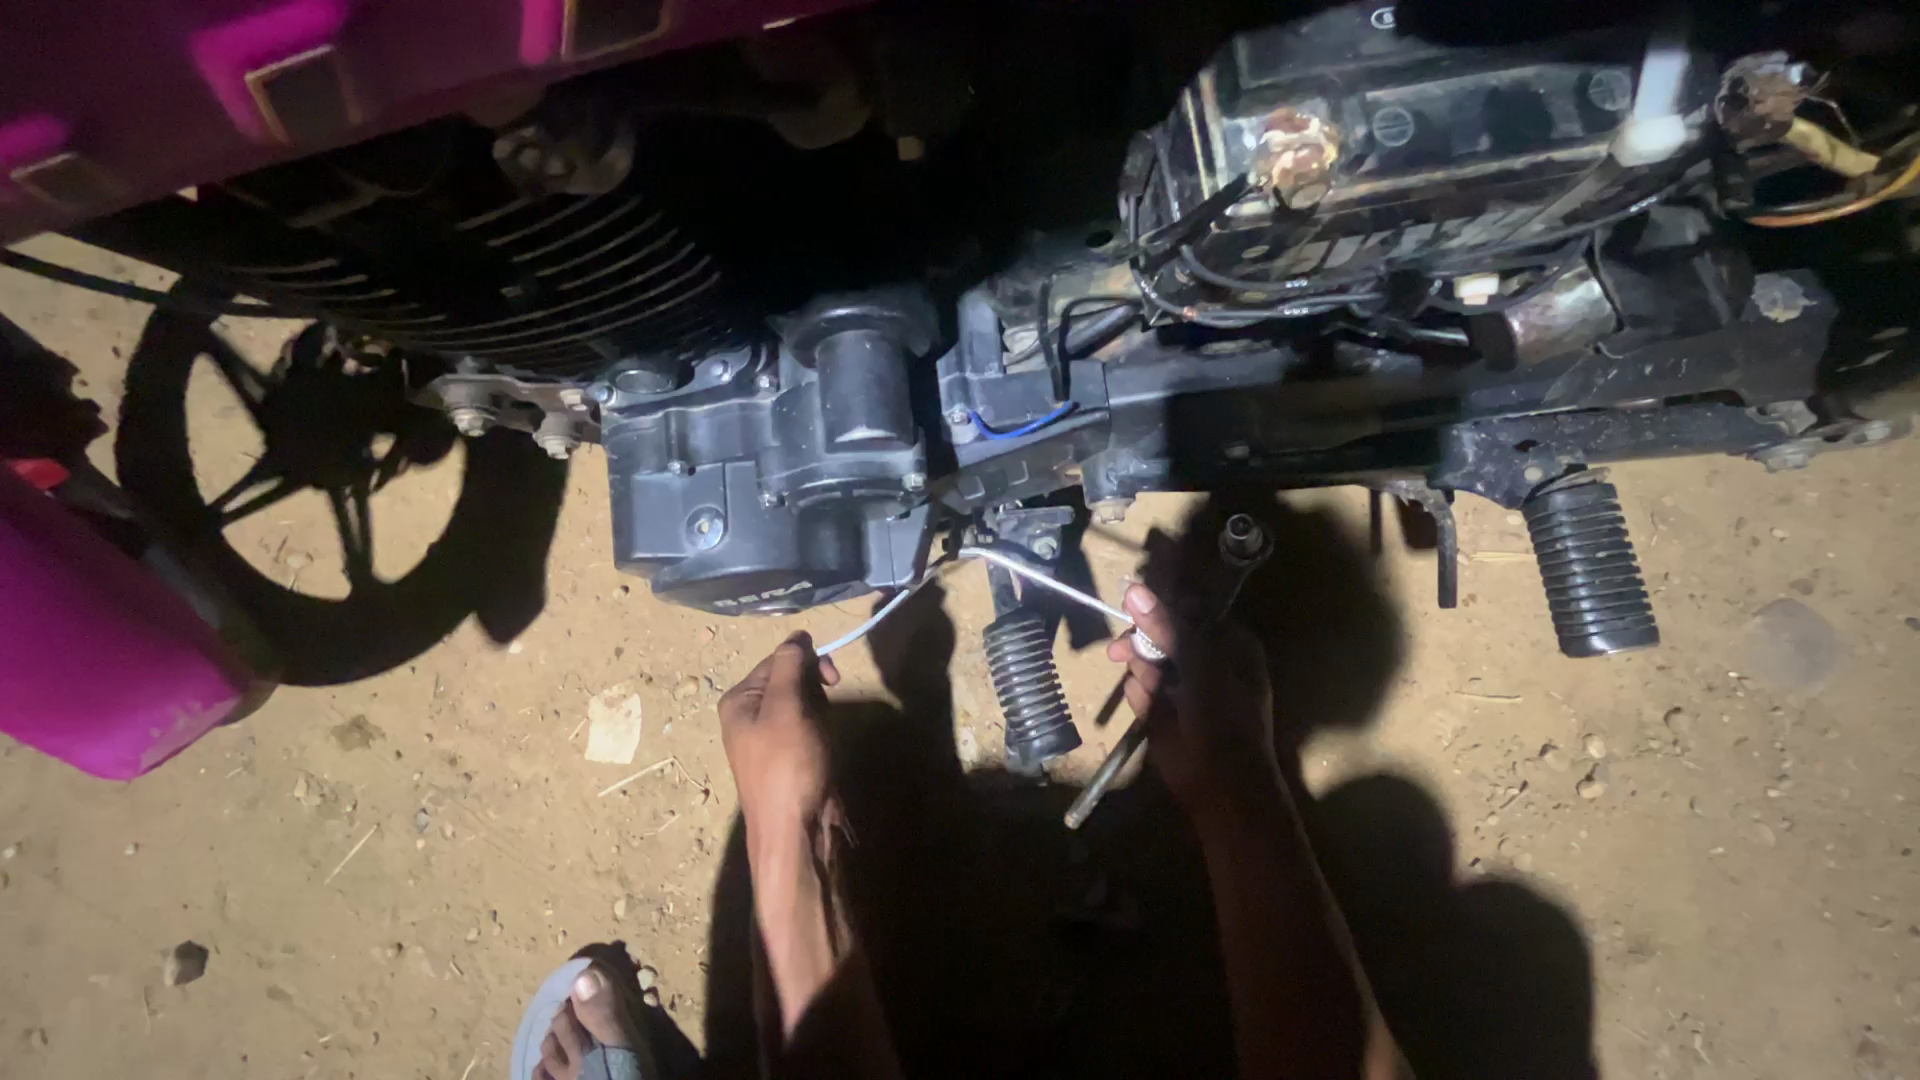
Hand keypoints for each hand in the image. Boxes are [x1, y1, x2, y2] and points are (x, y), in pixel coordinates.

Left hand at [719, 632, 840, 837]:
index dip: (806, 661)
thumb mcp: (786, 705)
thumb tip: (797, 635)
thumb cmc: (787, 763)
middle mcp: (750, 716)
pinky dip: (821, 726)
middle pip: (789, 678)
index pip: (777, 659)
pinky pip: (808, 724)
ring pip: (803, 701)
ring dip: (821, 706)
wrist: (796, 829)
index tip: (832, 676)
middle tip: (833, 693)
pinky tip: (826, 740)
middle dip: (814, 684)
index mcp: (739, 700)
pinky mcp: (791, 755)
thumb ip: (790, 665)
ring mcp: (770, 738)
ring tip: (825, 727)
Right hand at [1106, 584, 1279, 819]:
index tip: (1133, 606)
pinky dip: (1140, 693)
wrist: (1221, 783)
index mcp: (1229, 643)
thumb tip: (1132, 591)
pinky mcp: (1160, 707)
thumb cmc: (1224, 717)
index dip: (1161, 607)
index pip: (1189, 609)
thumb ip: (1167, 627)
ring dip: (1142, 668)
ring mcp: (1181, 684)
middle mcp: (1205, 659)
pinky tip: (1151, 708)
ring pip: (1146, 658)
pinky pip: (1140, 687)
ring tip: (1152, 689)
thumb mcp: (1199, 663)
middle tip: (1121, 649)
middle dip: (1142, 640)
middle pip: (1161, 632)